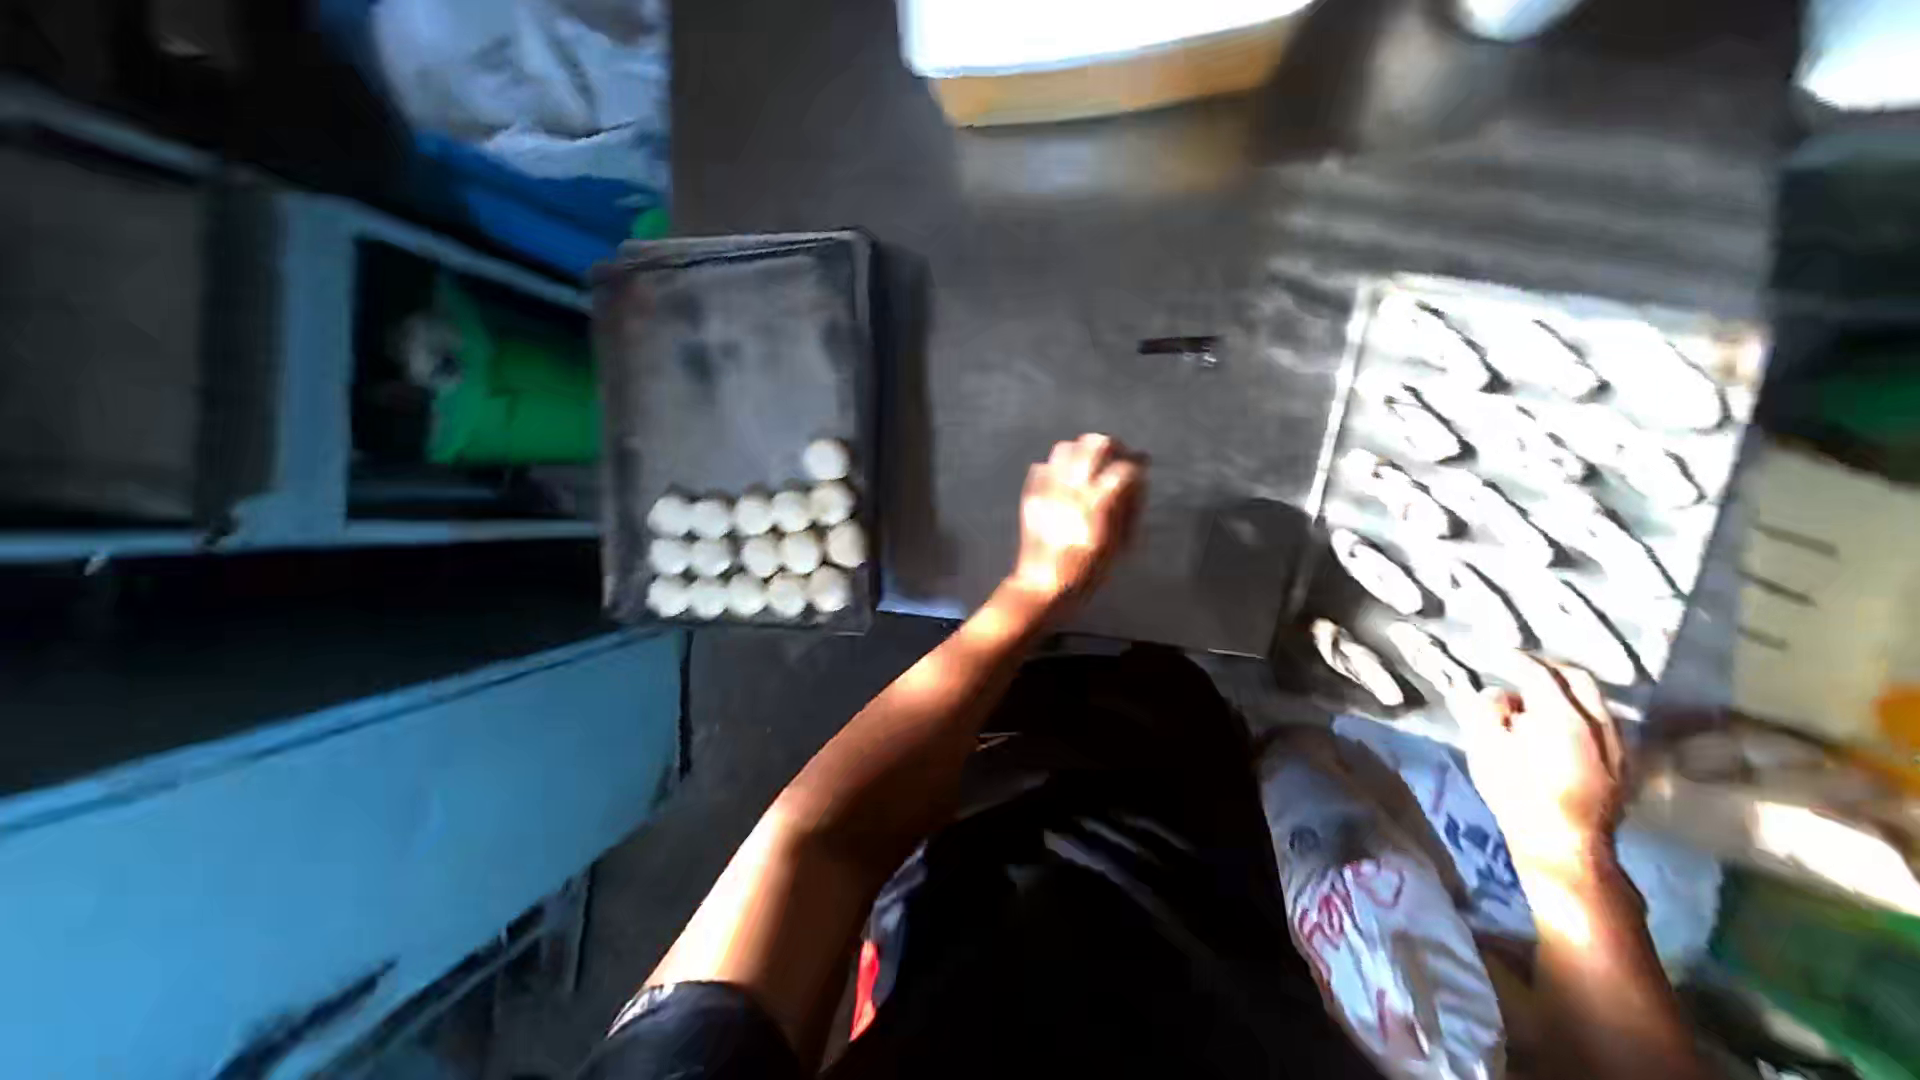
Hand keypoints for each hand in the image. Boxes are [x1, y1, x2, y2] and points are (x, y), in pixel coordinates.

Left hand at [1008, 434, 1143, 614]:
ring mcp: (1049, 488)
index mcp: (1098, 503)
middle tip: (1120, 458)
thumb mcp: (1119, 544)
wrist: (1044, 585)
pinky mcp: (1032, 494)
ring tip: (1092, 466)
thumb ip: (1129, 508)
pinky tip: (1065, 481)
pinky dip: (1057, 467)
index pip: (1125, 467)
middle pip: (1097, 444)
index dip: (1138, 465)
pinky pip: (1043, 465)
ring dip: (1083, 452)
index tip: (1142, 469)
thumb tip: (1137, 483)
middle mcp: (1073, 488)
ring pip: (1067, 447)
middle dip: (1114, 448)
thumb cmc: (1088, 572)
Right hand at [1458, 653, 1625, 879]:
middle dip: (1548, 667)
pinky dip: (1578, 712)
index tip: (1497, 653)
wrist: (1564, 843)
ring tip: (1539, 695)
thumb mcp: (1486, 747)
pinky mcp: (1621, 763)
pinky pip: (1601, 722)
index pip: (1538, 672)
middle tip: (1521, 666)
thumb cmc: (1517, 792)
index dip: (1515, 659)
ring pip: (1593, 700)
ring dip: (1565, 690)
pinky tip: (1560, 724)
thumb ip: (1489, 711)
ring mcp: (1615, 743)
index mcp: (1561, 715)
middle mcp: (1596, 722)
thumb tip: (1500, 695)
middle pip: (1576, 678)